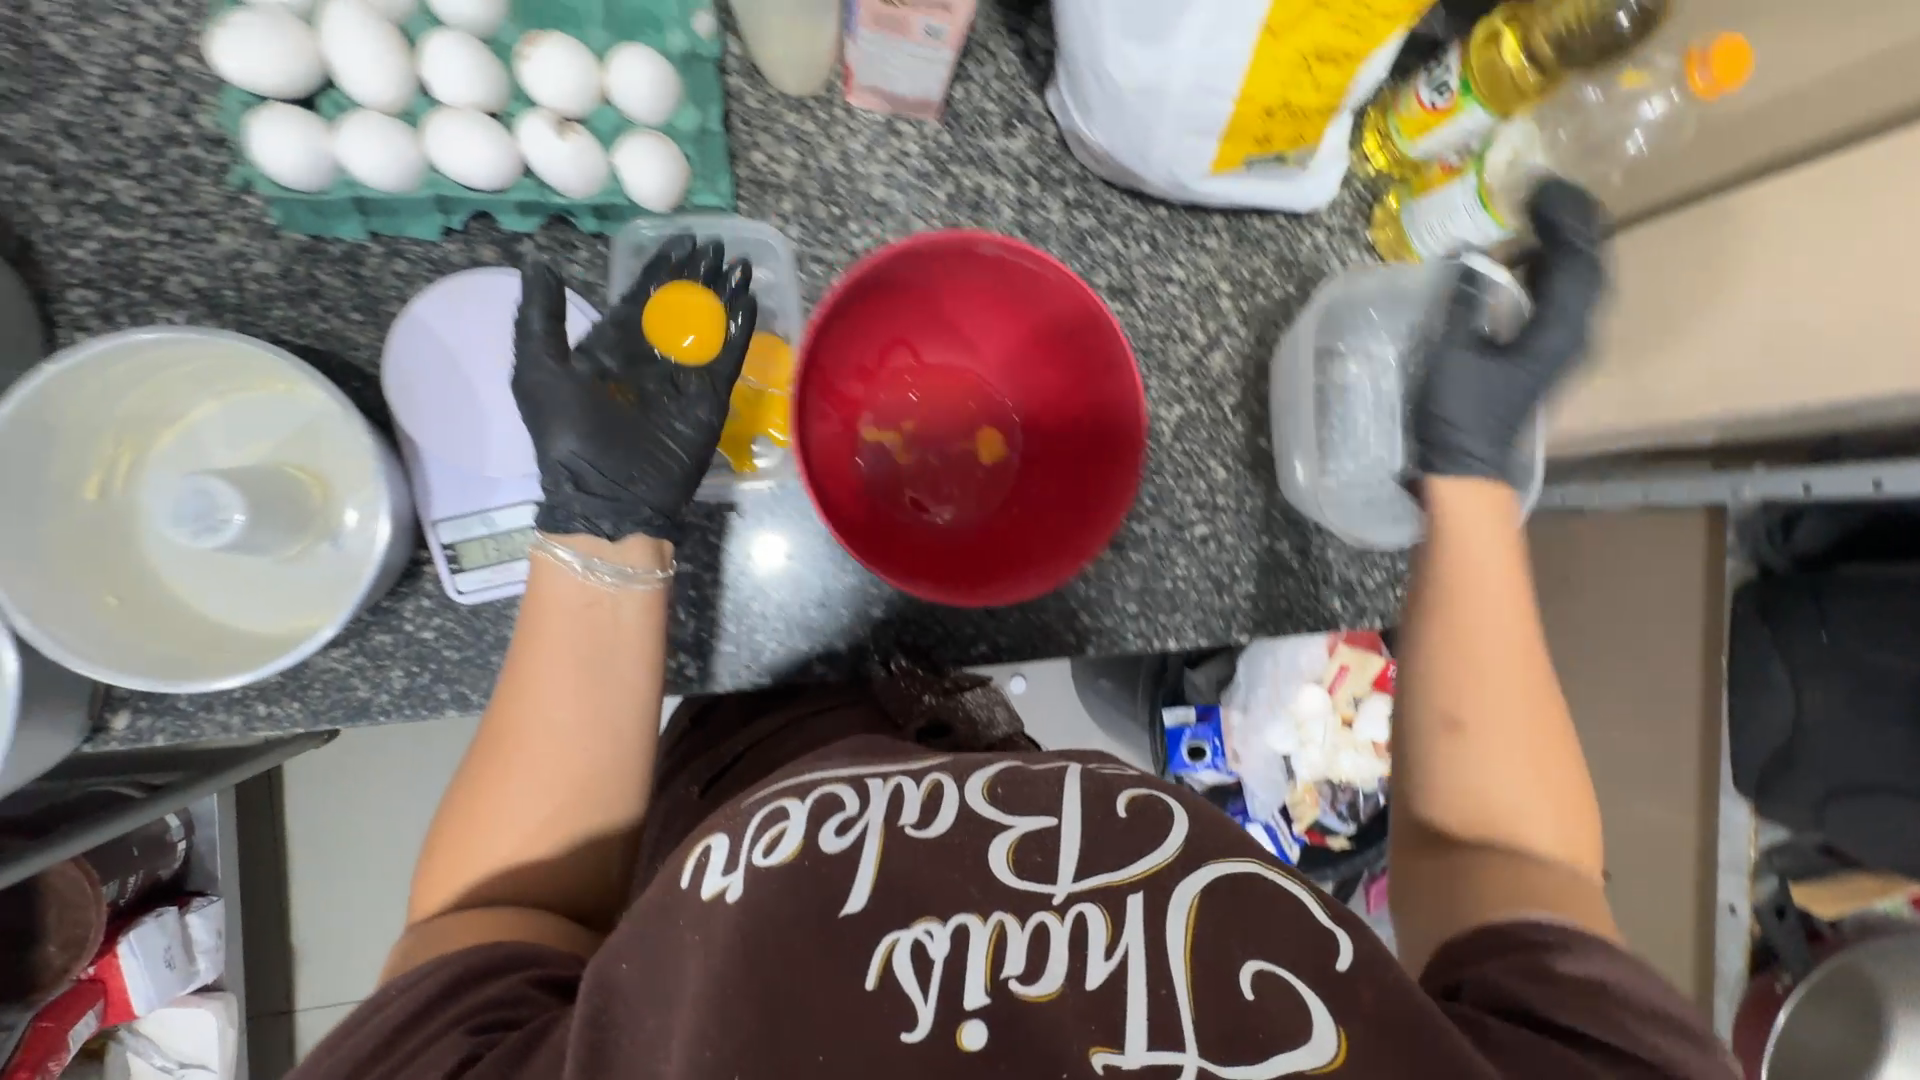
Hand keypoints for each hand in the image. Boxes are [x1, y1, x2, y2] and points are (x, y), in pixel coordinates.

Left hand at [513, 236, 757, 542]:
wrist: (607, 494)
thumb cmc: (568, 435)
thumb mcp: (539, 371)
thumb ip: (540, 317)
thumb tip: (540, 259)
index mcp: (612, 347)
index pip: (643, 297)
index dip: (663, 268)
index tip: (685, 241)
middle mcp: (651, 358)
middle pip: (681, 306)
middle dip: (700, 276)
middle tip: (722, 247)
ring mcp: (683, 379)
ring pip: (708, 326)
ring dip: (725, 296)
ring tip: (743, 267)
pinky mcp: (708, 400)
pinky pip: (727, 359)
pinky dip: (739, 332)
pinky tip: (750, 304)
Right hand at [1412, 179, 1606, 482]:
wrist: (1466, 465)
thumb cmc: (1458, 412)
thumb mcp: (1453, 355)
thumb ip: (1465, 302)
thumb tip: (1470, 257)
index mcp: (1560, 329)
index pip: (1578, 256)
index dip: (1563, 216)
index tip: (1538, 187)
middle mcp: (1576, 333)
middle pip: (1589, 265)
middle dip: (1570, 225)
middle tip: (1540, 196)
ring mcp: (1564, 346)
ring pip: (1578, 282)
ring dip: (1561, 248)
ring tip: (1533, 221)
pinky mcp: (1547, 355)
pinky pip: (1561, 300)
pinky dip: (1549, 273)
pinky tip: (1524, 265)